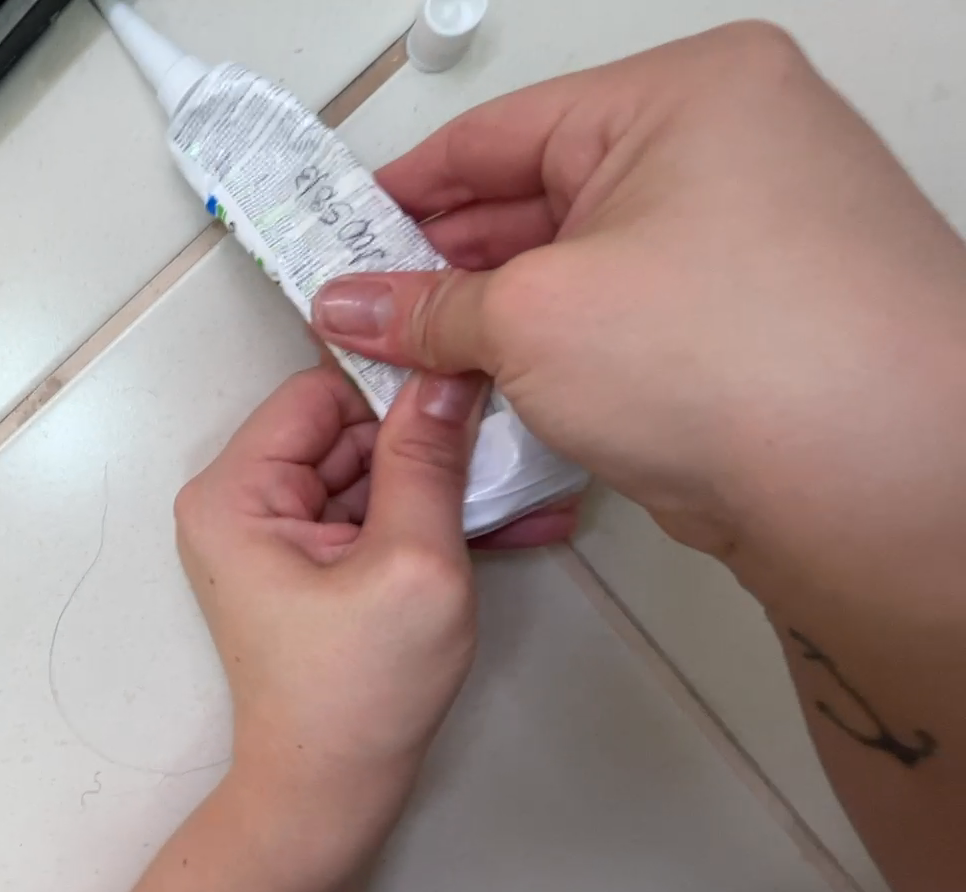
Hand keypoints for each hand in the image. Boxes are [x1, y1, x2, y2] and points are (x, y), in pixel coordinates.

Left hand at [176, 365, 516, 800]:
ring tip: (535, 485)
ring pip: (363, 475)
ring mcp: (269, 535)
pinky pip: (364, 518)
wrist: (328, 787)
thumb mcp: (410, 563)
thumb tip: (447, 374)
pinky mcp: (301, 562)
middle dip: (427, 442)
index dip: (392, 385)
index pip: (314, 394)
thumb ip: (427, 461)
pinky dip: (422, 520)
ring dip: (441, 484)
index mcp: (233, 493)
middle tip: (523, 439)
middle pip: (340, 434)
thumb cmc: (359, 686)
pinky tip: (510, 522)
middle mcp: (237, 503)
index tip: (473, 383)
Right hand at [310, 22, 965, 594]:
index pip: (490, 135)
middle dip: (422, 266)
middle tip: (346, 312)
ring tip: (382, 355)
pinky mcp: (697, 318)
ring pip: (538, 269)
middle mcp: (698, 157)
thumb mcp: (528, 315)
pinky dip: (508, 347)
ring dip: (459, 317)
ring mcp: (704, 241)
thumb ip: (418, 308)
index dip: (396, 193)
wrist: (871, 478)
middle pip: (512, 203)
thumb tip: (340, 306)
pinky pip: (572, 317)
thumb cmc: (722, 354)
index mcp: (673, 103)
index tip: (329, 241)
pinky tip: (449, 379)